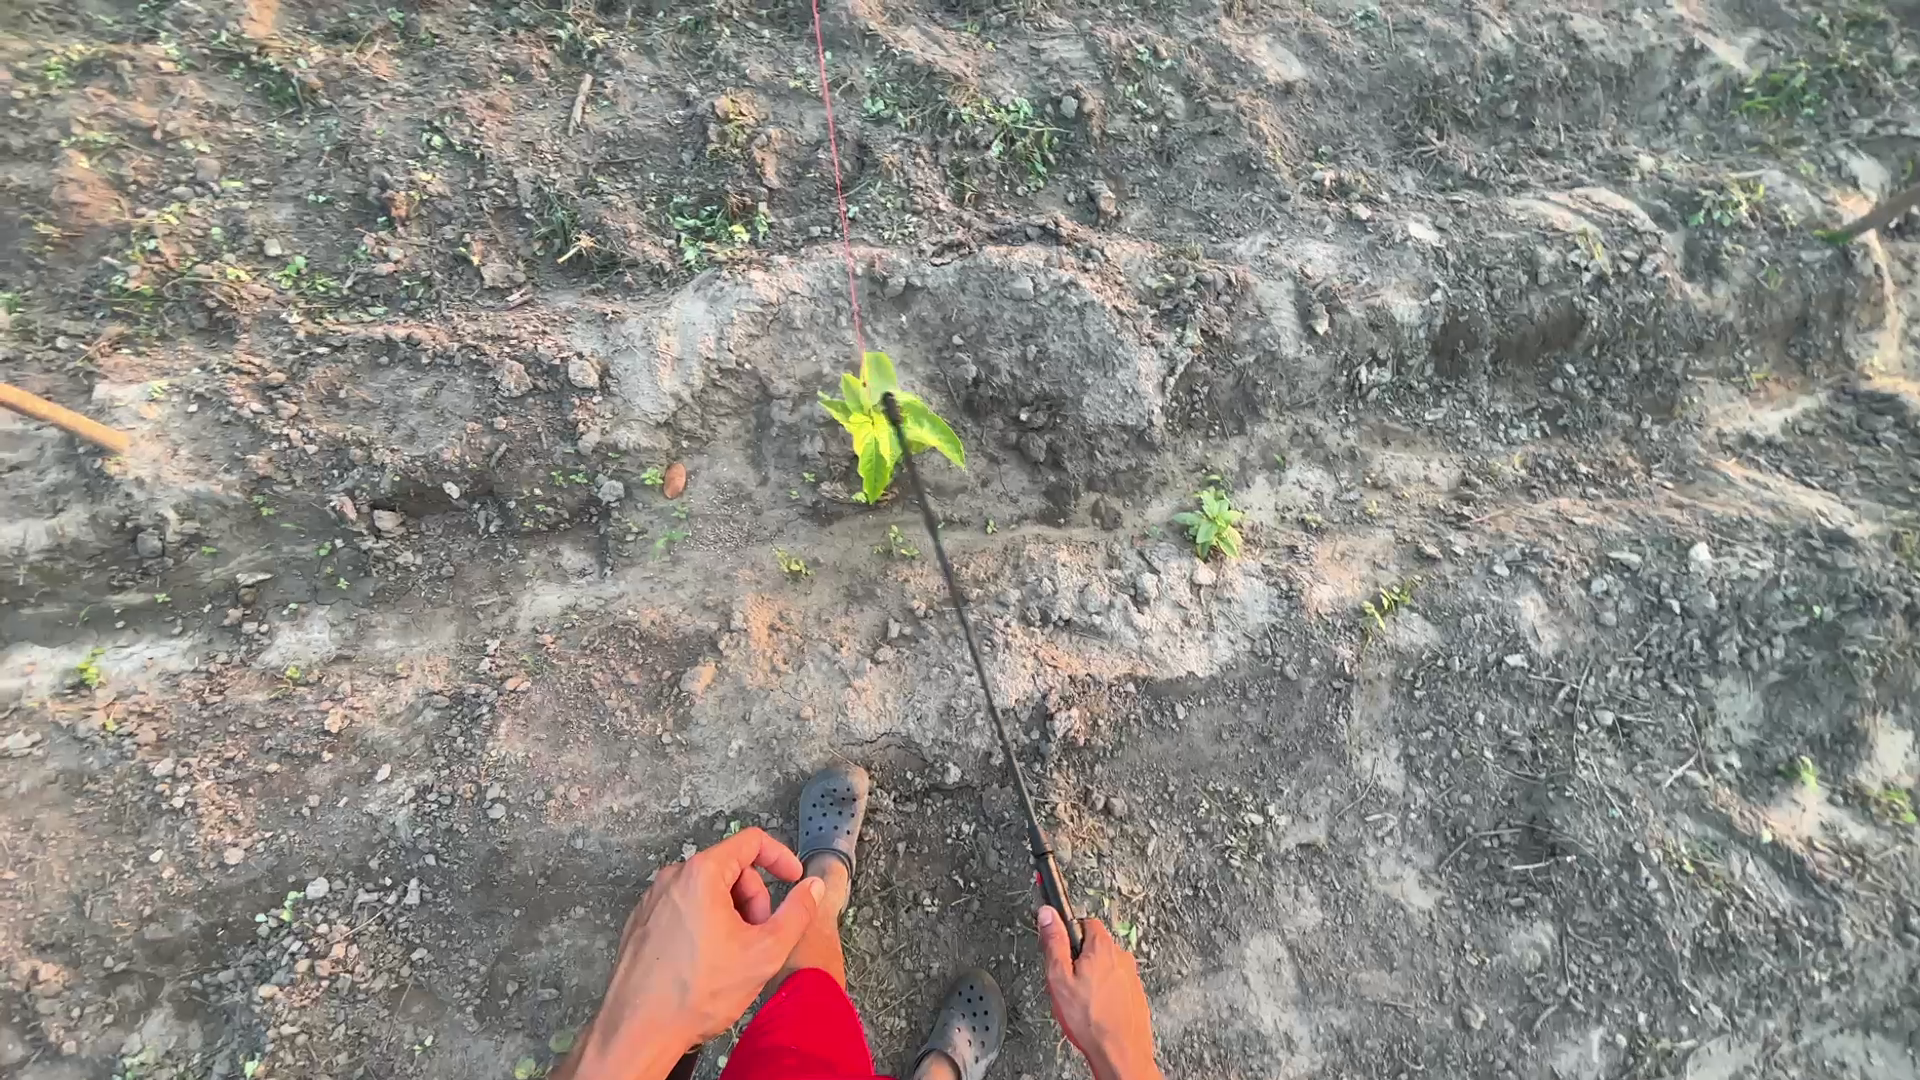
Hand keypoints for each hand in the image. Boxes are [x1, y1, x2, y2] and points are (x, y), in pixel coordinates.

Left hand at [559, 829, 825, 1079]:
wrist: (635, 1036)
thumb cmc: (695, 994)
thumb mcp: (765, 952)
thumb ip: (797, 912)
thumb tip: (813, 887)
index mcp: (702, 873)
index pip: (752, 841)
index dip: (781, 857)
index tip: (794, 879)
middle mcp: (673, 877)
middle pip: (731, 868)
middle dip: (754, 898)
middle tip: (760, 936)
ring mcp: (653, 900)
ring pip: (708, 890)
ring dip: (731, 913)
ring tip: (733, 954)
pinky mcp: (640, 924)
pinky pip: (684, 907)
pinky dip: (704, 923)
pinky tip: (706, 962)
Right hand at [1037, 908, 1162, 1079]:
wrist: (1121, 1056)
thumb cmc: (1090, 1021)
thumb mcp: (1060, 978)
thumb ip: (1054, 942)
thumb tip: (1048, 914)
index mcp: (1102, 946)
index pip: (1085, 922)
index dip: (1070, 935)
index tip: (1063, 951)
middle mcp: (1121, 956)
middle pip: (1095, 945)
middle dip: (1081, 959)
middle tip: (1070, 982)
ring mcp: (1131, 976)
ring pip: (1106, 966)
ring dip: (1095, 977)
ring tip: (1083, 1002)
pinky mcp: (1137, 994)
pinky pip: (1117, 984)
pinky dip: (1107, 992)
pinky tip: (1097, 1010)